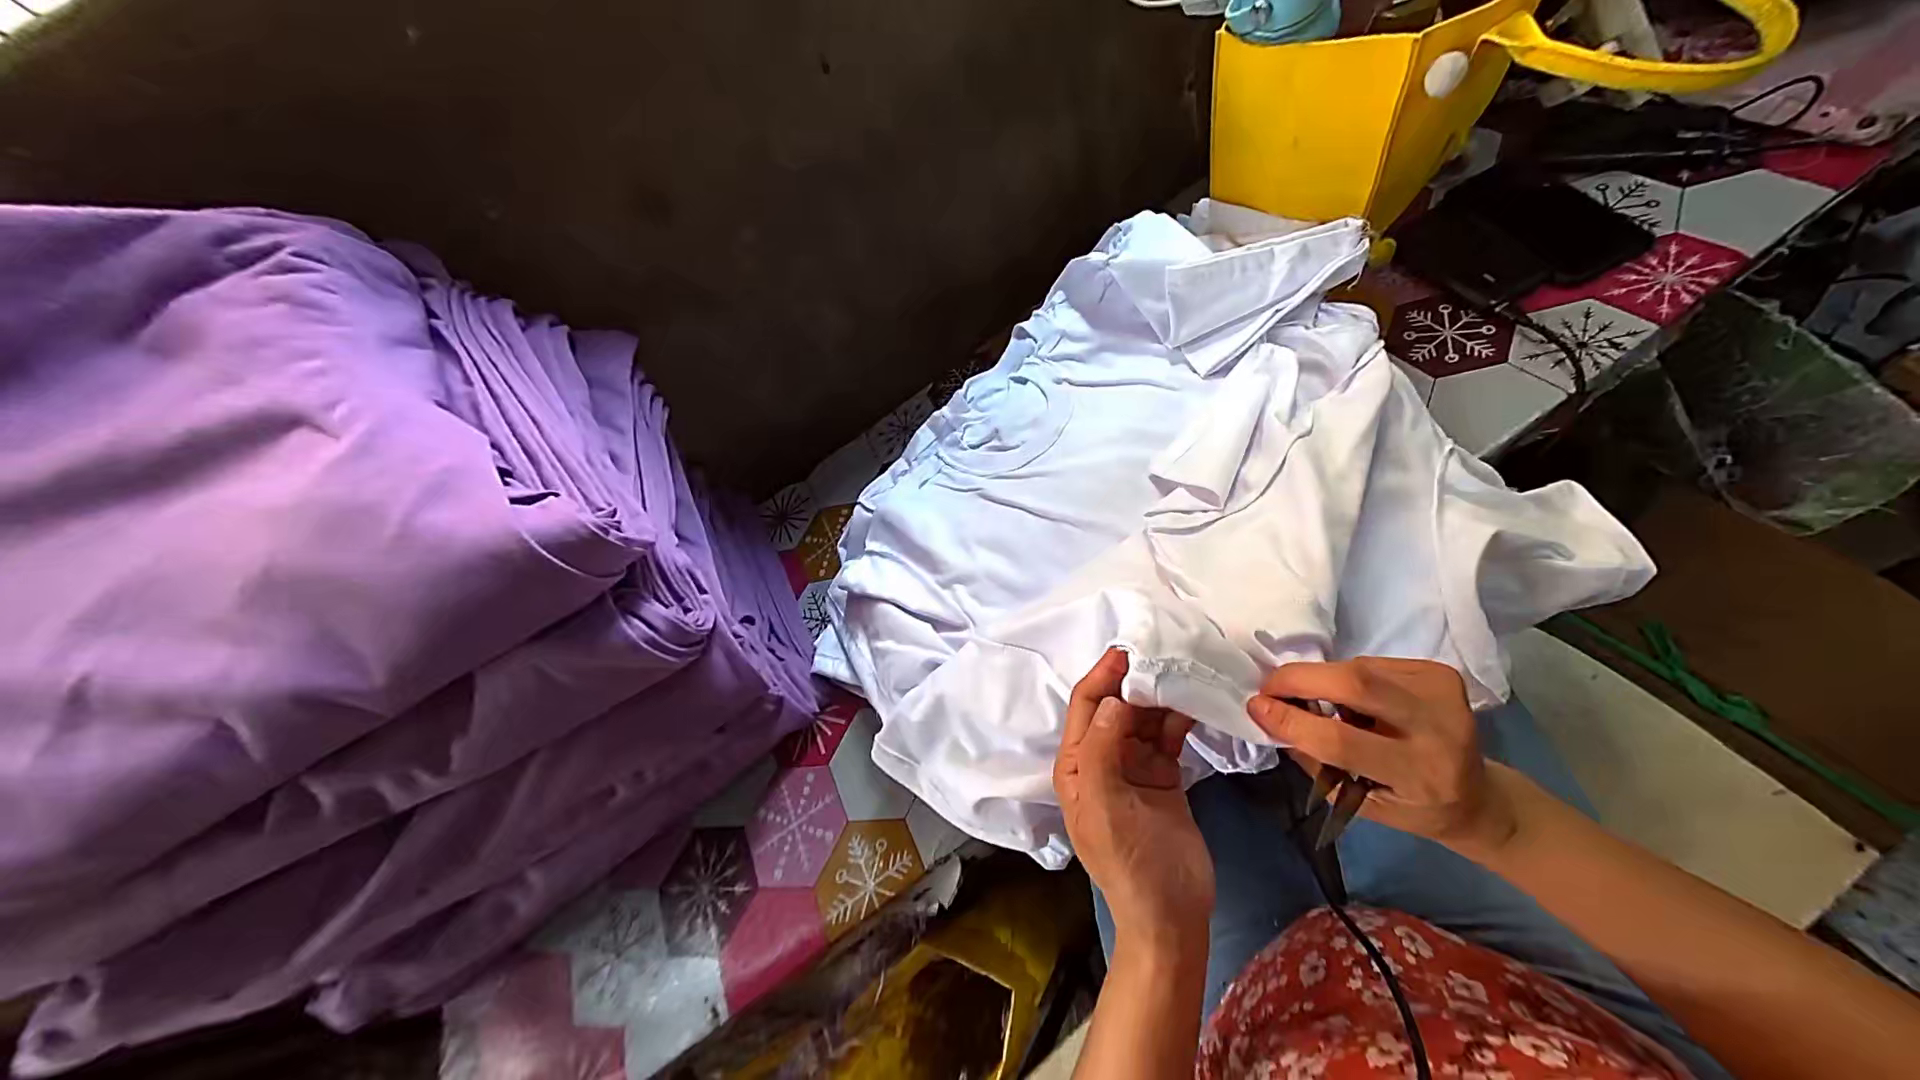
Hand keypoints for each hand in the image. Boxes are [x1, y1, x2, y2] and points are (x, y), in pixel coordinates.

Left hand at [1054, 649, 1213, 942]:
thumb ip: (1103, 751)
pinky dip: (1179, 718)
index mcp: (1076, 763)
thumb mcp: (1105, 806)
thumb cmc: (1130, 863)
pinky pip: (1167, 735)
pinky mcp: (1163, 774)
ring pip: (1143, 717)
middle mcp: (1101, 757)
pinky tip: (1195, 702)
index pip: (1086, 706)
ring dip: (1160, 696)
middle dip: (1136, 681)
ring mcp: (1132, 766)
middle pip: (1116, 706)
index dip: (1104, 675)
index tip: (1127, 648)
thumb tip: (1115, 701)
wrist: (1171, 915)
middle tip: (1166, 654)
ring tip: (1185, 672)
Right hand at [1245, 657, 1518, 851]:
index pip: (1343, 740)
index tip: (1256, 707)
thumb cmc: (1410, 806)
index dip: (1292, 720)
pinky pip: (1373, 662)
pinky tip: (1351, 694)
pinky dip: (1347, 674)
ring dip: (1322, 679)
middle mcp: (1440, 731)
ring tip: (1312, 696)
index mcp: (1419, 775)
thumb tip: (1272, 717)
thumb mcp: (1359, 801)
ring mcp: (1445, 696)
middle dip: (1300, 679)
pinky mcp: (1442, 674)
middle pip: (1357, 685)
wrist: (1479, 796)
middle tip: (1270, 686)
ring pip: (1359, 668)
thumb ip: (1317, 759)